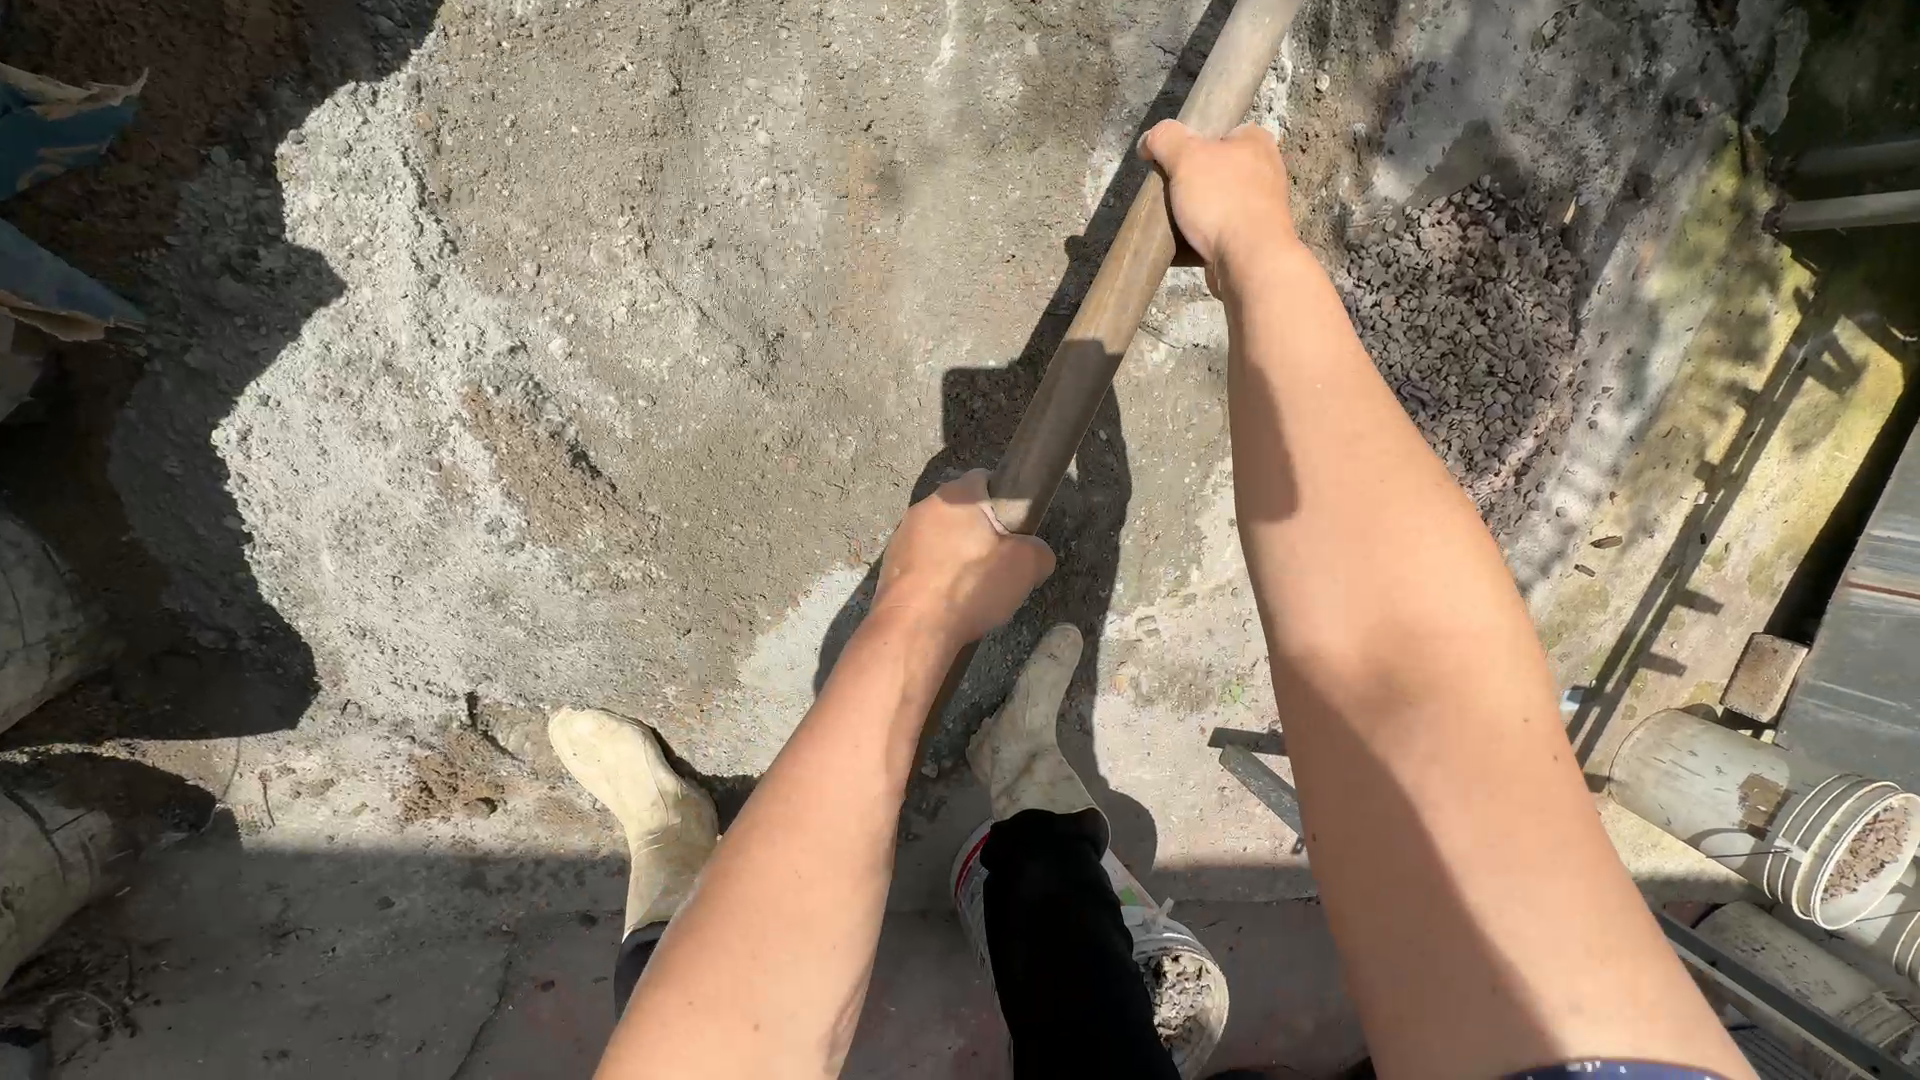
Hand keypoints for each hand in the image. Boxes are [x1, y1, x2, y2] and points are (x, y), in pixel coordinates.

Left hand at [872, 470, 1054, 647]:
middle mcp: (923, 507)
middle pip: (961, 513)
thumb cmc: (970, 586)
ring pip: (940, 539)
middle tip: (999, 564)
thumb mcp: (1026, 565)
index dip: (1005, 499)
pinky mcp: (889, 566)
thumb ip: (1038, 550)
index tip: (1015, 527)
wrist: (913, 628)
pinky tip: (948, 602)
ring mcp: (902, 536)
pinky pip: (922, 564)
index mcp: (956, 495)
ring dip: (956, 557)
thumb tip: (1036, 554)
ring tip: (972, 590)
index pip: (985, 478)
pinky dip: (936, 577)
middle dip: (980, 534)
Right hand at [1138, 120, 1300, 293]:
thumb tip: (1149, 140)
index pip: (1219, 134)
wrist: (1248, 260)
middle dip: (1190, 184)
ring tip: (1173, 223)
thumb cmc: (1221, 200)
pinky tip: (1184, 245)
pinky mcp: (1251, 240)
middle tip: (1169, 195)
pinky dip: (1200, 239)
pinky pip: (1218, 233)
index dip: (1192, 147)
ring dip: (1193, 214)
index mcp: (1255, 142)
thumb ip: (1166, 139)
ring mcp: (1259, 208)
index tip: (1173, 166)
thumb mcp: (1186, 157)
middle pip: (1214, 172)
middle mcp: (1263, 171)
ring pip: (1215, 204)